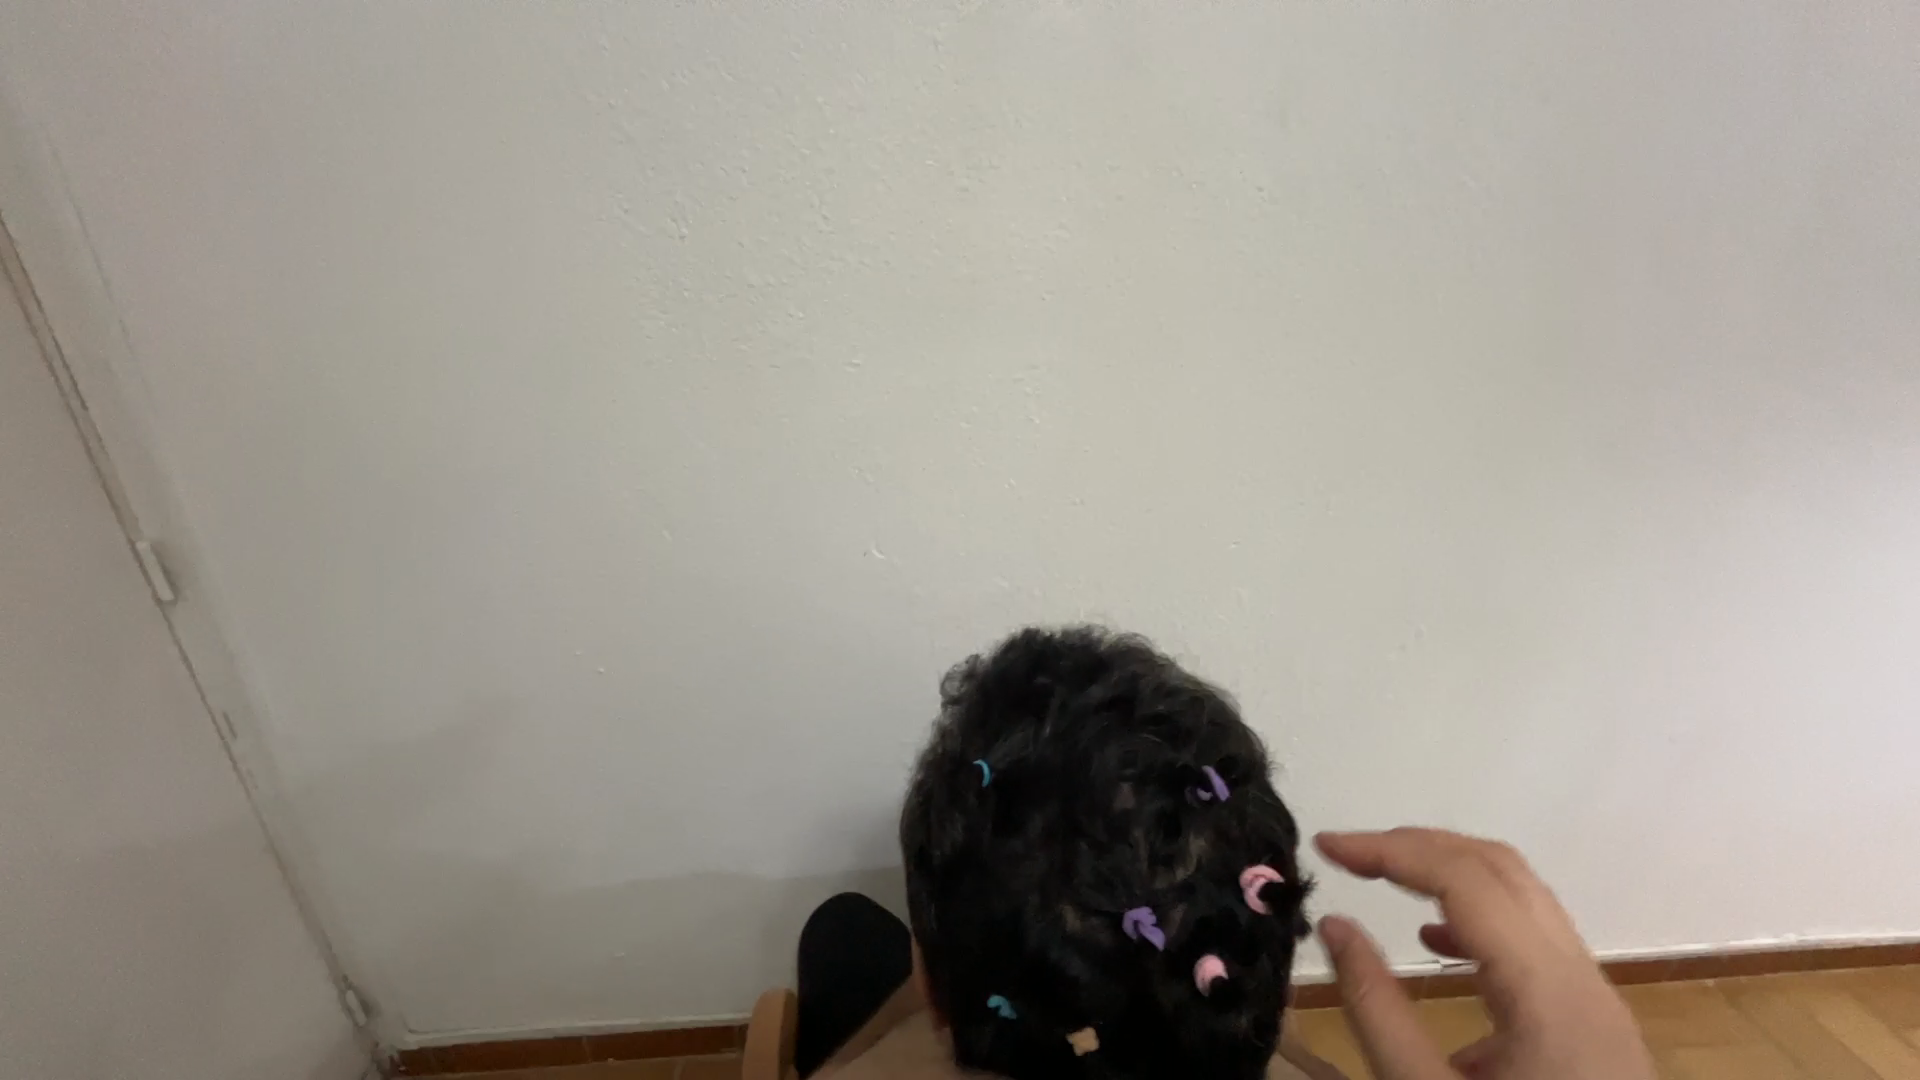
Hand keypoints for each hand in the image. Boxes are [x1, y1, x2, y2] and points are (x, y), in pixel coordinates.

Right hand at [1313, 828, 1656, 1079]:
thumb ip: (1374, 1006)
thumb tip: (1333, 924)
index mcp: (1547, 996)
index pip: (1460, 877)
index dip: (1386, 848)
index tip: (1324, 847)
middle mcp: (1581, 979)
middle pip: (1496, 865)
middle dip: (1414, 844)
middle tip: (1348, 854)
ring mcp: (1594, 998)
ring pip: (1518, 890)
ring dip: (1442, 869)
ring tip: (1378, 878)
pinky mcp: (1591, 1019)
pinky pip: (1530, 931)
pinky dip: (1471, 910)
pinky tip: (1431, 943)